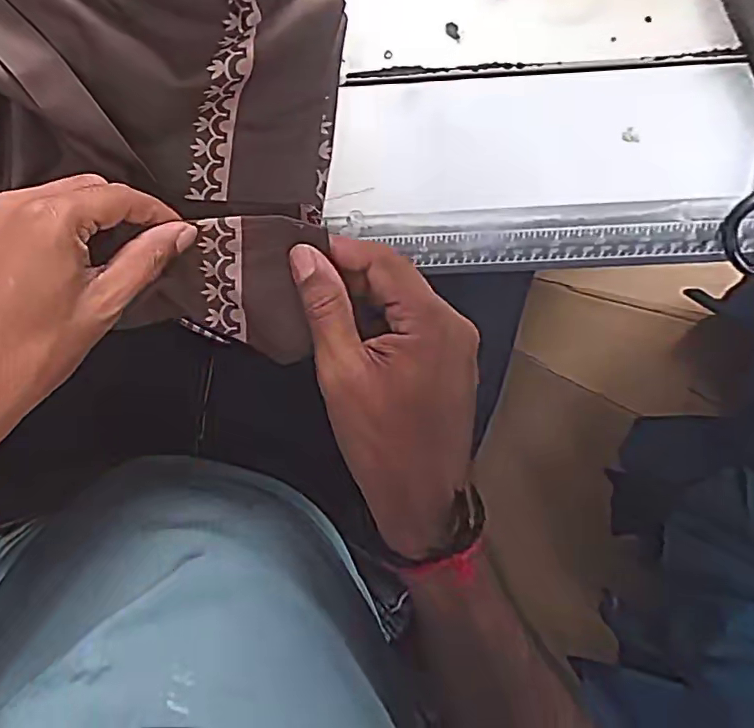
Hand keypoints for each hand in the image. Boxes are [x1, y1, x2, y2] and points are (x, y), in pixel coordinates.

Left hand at [0, 175, 195, 517]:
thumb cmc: (25, 357)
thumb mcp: (100, 305)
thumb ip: (145, 259)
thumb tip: (175, 234)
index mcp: (47, 217)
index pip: (117, 195)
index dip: (153, 211)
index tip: (172, 228)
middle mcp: (10, 206)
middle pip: (83, 188)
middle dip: (118, 211)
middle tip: (143, 242)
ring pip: (50, 198)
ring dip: (81, 217)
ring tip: (99, 257)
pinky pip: (17, 215)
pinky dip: (43, 227)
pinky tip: (54, 262)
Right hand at [291, 237, 479, 558]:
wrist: (421, 502)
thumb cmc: (381, 443)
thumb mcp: (341, 369)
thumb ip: (324, 306)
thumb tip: (305, 258)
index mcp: (433, 322)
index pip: (383, 261)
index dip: (339, 249)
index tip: (300, 251)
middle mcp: (452, 324)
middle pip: (394, 276)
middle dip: (347, 272)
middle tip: (301, 279)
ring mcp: (453, 342)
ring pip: (399, 296)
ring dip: (358, 295)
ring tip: (316, 303)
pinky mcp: (446, 358)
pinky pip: (407, 320)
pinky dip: (375, 316)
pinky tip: (345, 328)